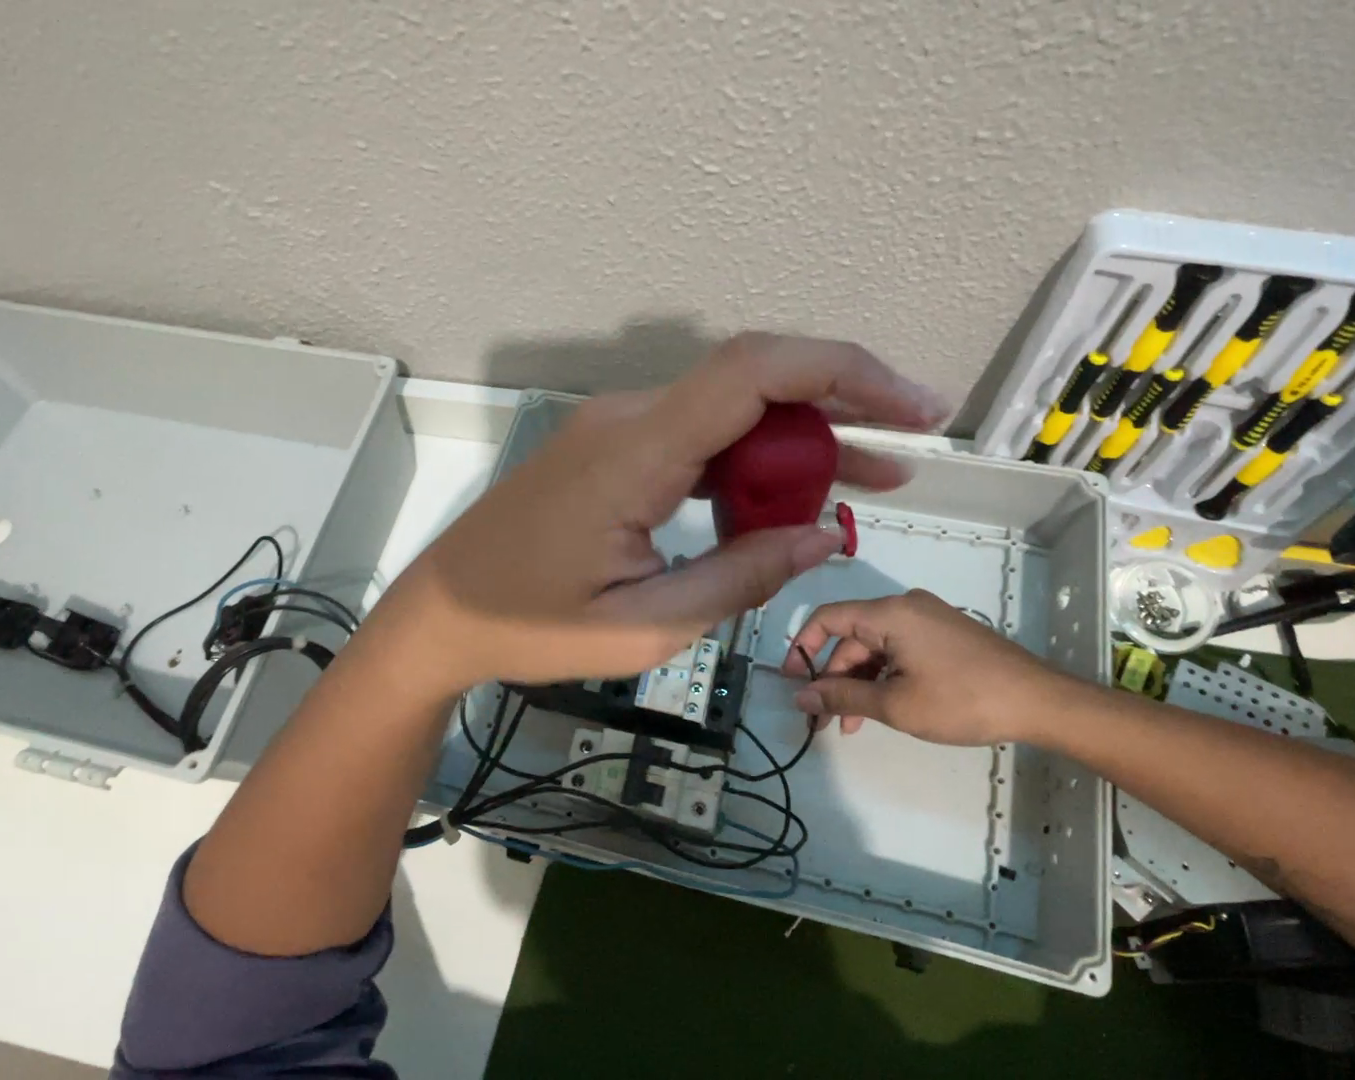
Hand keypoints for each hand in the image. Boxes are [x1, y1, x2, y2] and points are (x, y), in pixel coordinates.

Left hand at [376, 334, 950, 693]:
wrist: (441, 614)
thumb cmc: (531, 627)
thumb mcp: (645, 626)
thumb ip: (740, 576)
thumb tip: (826, 535)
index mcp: (635, 453)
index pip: (753, 372)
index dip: (844, 372)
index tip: (913, 407)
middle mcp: (629, 418)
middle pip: (753, 383)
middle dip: (842, 406)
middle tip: (912, 449)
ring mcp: (618, 429)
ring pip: (731, 411)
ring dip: (802, 439)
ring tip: (873, 481)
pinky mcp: (613, 449)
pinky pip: (700, 438)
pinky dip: (754, 461)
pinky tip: (791, 499)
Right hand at [782, 589, 1094, 745]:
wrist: (1038, 702)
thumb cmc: (961, 700)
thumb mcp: (895, 704)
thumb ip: (842, 697)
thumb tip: (801, 696)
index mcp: (890, 613)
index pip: (828, 618)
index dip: (803, 648)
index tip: (793, 683)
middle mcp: (906, 607)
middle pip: (852, 636)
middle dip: (833, 677)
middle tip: (823, 718)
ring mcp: (929, 620)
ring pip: (876, 647)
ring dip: (859, 682)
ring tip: (852, 725)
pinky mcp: (945, 636)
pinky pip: (900, 650)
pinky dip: (885, 677)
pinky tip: (883, 709)